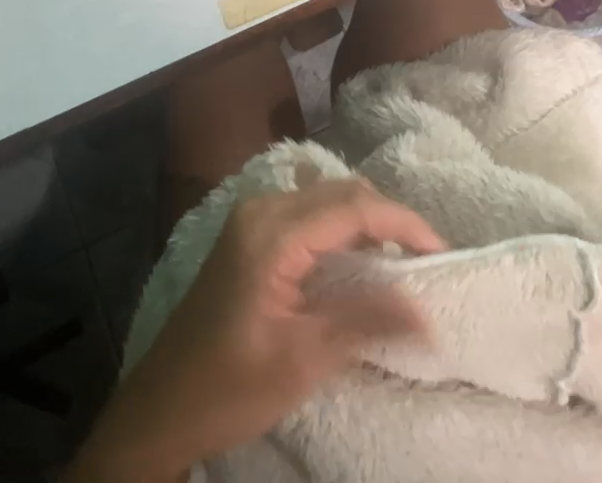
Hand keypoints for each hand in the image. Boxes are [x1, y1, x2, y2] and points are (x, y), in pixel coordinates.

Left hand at [64, 178, 444, 481]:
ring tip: (401, 262)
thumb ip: (367, 321)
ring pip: (328, 198)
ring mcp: (251, 219)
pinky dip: (342, 229)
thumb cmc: (228, 387)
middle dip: (391, 220)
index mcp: (272, 233)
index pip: (356, 207)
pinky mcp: (249, 235)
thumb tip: (429, 312)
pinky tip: (359, 260)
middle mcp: (261, 210)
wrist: (159, 409)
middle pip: (343, 193)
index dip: (405, 225)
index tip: (442, 254)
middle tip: (425, 261)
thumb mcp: (303, 359)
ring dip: (368, 222)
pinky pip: (309, 213)